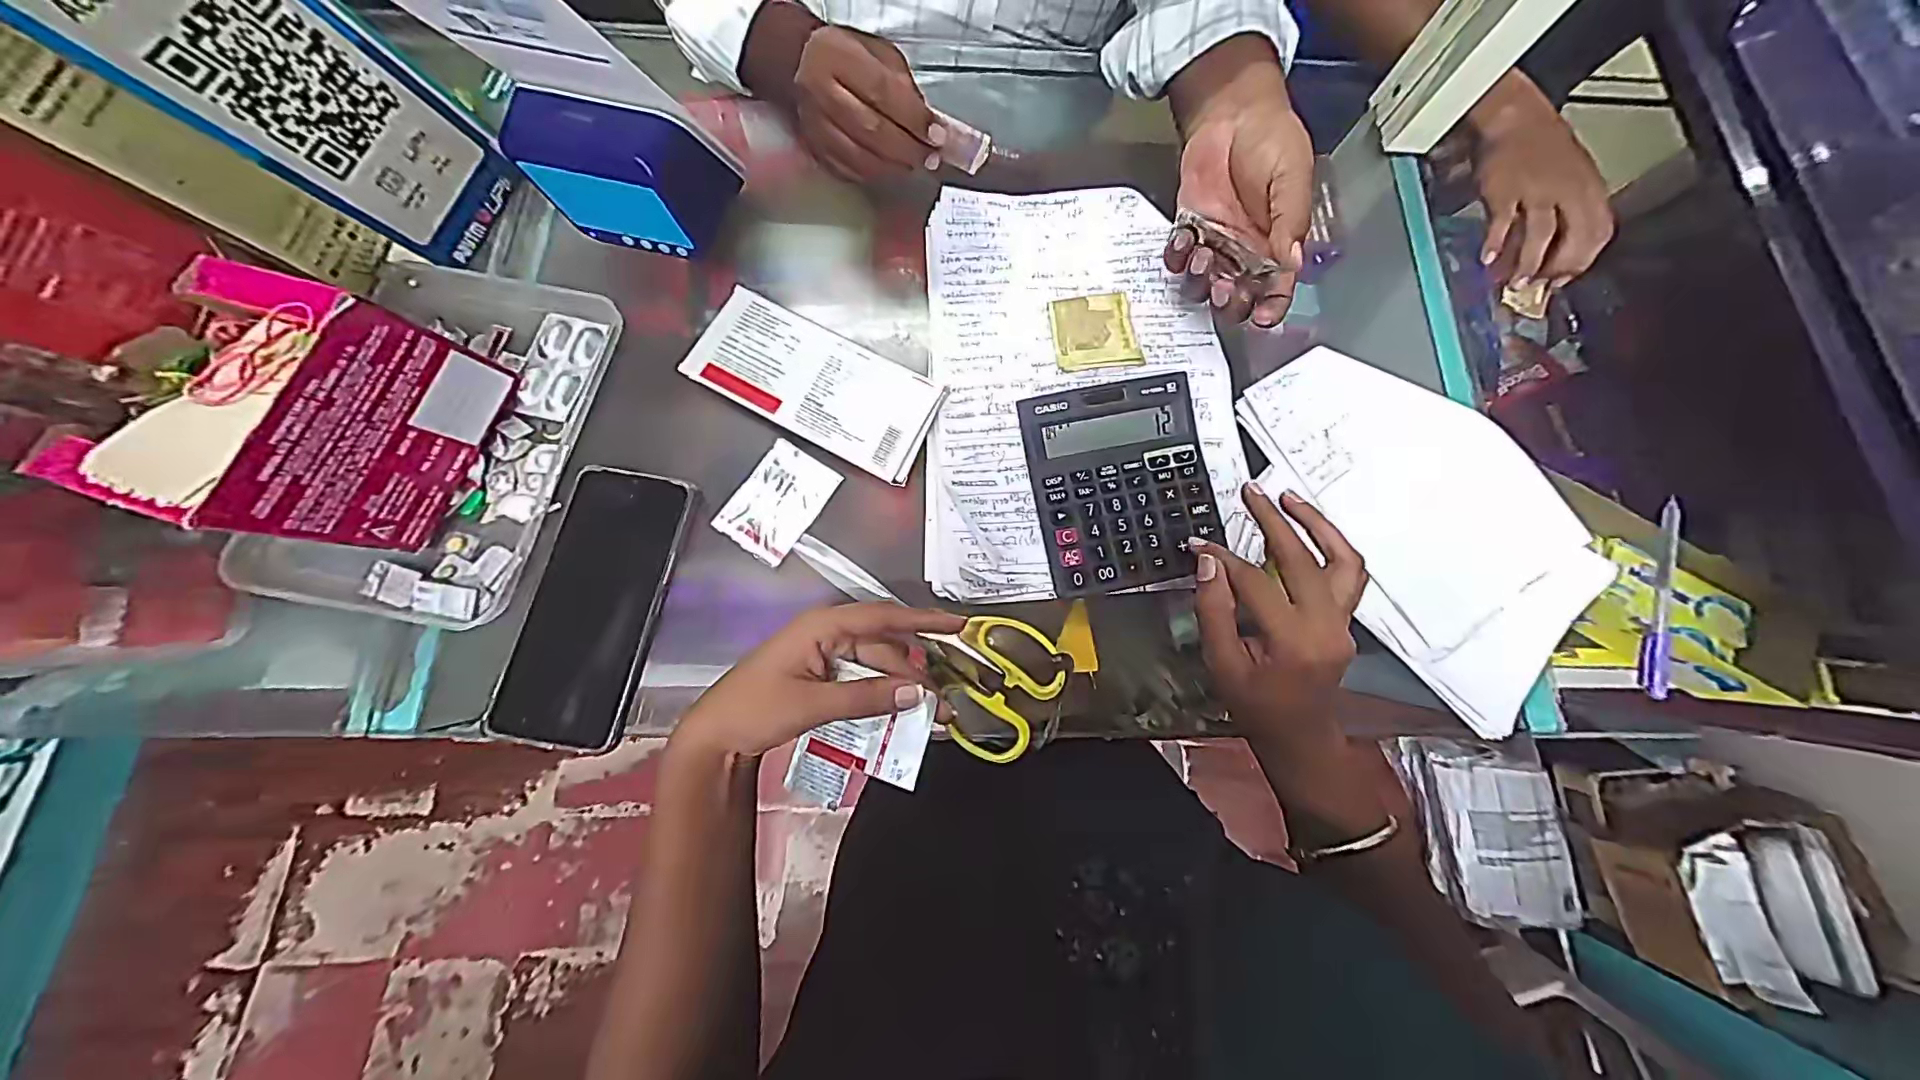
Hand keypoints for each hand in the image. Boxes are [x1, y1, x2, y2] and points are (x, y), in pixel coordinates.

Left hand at [674, 603, 965, 757]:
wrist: (715, 736)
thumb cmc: (752, 710)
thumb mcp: (812, 704)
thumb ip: (867, 697)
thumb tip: (914, 693)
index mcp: (822, 625)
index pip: (883, 617)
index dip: (924, 619)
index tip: (957, 624)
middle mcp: (827, 633)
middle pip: (885, 645)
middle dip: (916, 669)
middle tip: (944, 696)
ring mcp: (825, 653)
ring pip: (878, 664)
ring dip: (902, 686)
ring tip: (927, 711)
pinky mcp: (824, 674)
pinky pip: (864, 678)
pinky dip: (883, 694)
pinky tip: (900, 711)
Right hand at [786, 25, 944, 182]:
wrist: (802, 67)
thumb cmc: (847, 59)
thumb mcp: (880, 56)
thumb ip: (905, 88)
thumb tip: (929, 125)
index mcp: (837, 56)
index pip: (882, 92)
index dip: (914, 118)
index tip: (936, 135)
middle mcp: (819, 90)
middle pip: (872, 130)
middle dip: (908, 148)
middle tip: (930, 156)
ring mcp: (814, 124)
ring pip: (861, 157)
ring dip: (894, 165)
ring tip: (914, 163)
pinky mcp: (815, 149)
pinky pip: (850, 171)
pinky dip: (876, 173)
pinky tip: (890, 168)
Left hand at [1162, 37, 1313, 327]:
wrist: (1233, 113)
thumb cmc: (1271, 140)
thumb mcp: (1292, 176)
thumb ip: (1291, 220)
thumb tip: (1292, 263)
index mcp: (1277, 245)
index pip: (1276, 289)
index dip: (1269, 308)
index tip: (1261, 318)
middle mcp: (1244, 253)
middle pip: (1236, 296)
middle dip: (1230, 302)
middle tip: (1226, 289)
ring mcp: (1215, 244)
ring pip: (1204, 283)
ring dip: (1202, 281)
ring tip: (1205, 258)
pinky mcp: (1188, 230)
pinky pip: (1179, 256)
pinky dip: (1177, 256)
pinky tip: (1184, 242)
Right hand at [1189, 483, 1366, 752]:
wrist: (1298, 735)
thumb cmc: (1256, 707)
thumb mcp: (1221, 664)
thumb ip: (1213, 611)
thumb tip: (1208, 563)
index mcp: (1292, 641)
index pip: (1255, 582)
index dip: (1222, 559)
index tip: (1199, 545)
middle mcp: (1327, 627)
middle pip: (1303, 559)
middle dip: (1274, 521)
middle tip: (1251, 494)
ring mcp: (1343, 623)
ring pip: (1343, 559)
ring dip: (1317, 524)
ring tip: (1290, 499)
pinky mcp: (1345, 620)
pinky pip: (1348, 573)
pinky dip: (1331, 546)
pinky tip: (1311, 530)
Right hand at [1470, 78, 1613, 288]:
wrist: (1515, 119)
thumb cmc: (1539, 145)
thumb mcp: (1567, 174)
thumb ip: (1564, 208)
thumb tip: (1550, 246)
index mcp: (1588, 187)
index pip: (1597, 232)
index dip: (1581, 261)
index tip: (1561, 279)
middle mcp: (1569, 190)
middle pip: (1573, 238)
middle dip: (1555, 268)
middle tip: (1537, 285)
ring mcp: (1537, 191)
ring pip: (1540, 236)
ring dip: (1527, 264)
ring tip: (1512, 281)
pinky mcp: (1507, 193)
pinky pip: (1504, 225)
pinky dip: (1495, 245)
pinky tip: (1487, 258)